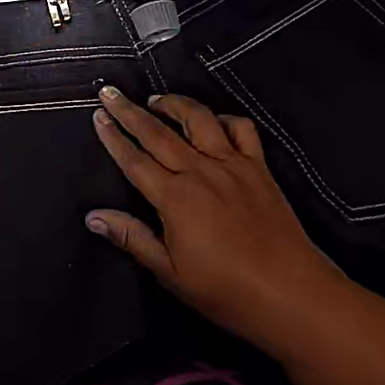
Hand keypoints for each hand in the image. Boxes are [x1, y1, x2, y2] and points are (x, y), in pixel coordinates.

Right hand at [85, 87, 349, 353]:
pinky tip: (213, 121)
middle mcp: (200, 171)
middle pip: (158, 132)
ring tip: (156, 99)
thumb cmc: (226, 291)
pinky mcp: (258, 166)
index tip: (98, 115)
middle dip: (130, 110)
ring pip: (198, 119)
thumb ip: (132, 238)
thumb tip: (93, 217)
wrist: (291, 293)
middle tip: (111, 92)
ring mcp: (232, 164)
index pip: (134, 160)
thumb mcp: (170, 273)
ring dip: (174, 104)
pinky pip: (241, 129)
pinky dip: (224, 118)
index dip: (113, 136)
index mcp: (175, 198)